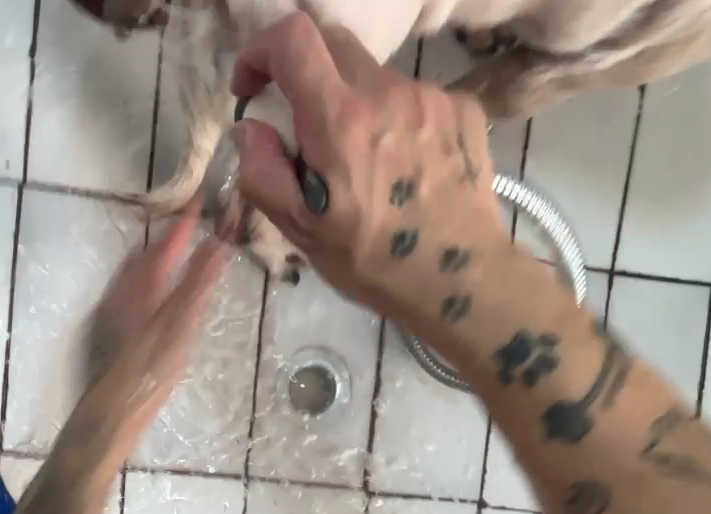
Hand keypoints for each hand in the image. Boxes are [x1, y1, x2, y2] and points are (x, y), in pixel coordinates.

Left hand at [81, 208, 232, 418]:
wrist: (108, 414)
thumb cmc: (147, 372)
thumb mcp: (179, 328)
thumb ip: (197, 285)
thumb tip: (217, 243)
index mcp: (136, 289)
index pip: (163, 246)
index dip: (182, 224)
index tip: (198, 202)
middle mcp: (115, 296)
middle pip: (139, 262)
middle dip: (162, 247)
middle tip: (183, 238)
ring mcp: (103, 318)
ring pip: (127, 283)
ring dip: (149, 271)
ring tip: (168, 271)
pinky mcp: (98, 339)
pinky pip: (120, 303)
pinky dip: (139, 295)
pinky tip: (148, 313)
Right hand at [229, 14, 511, 336]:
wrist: (457, 278)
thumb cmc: (370, 261)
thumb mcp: (300, 230)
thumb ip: (262, 173)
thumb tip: (249, 129)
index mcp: (339, 121)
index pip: (293, 38)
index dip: (260, 50)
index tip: (251, 86)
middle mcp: (386, 92)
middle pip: (333, 43)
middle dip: (302, 74)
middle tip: (299, 127)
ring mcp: (429, 96)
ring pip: (373, 76)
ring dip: (351, 105)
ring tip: (358, 164)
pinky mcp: (461, 107)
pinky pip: (411, 97)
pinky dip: (392, 120)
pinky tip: (398, 167)